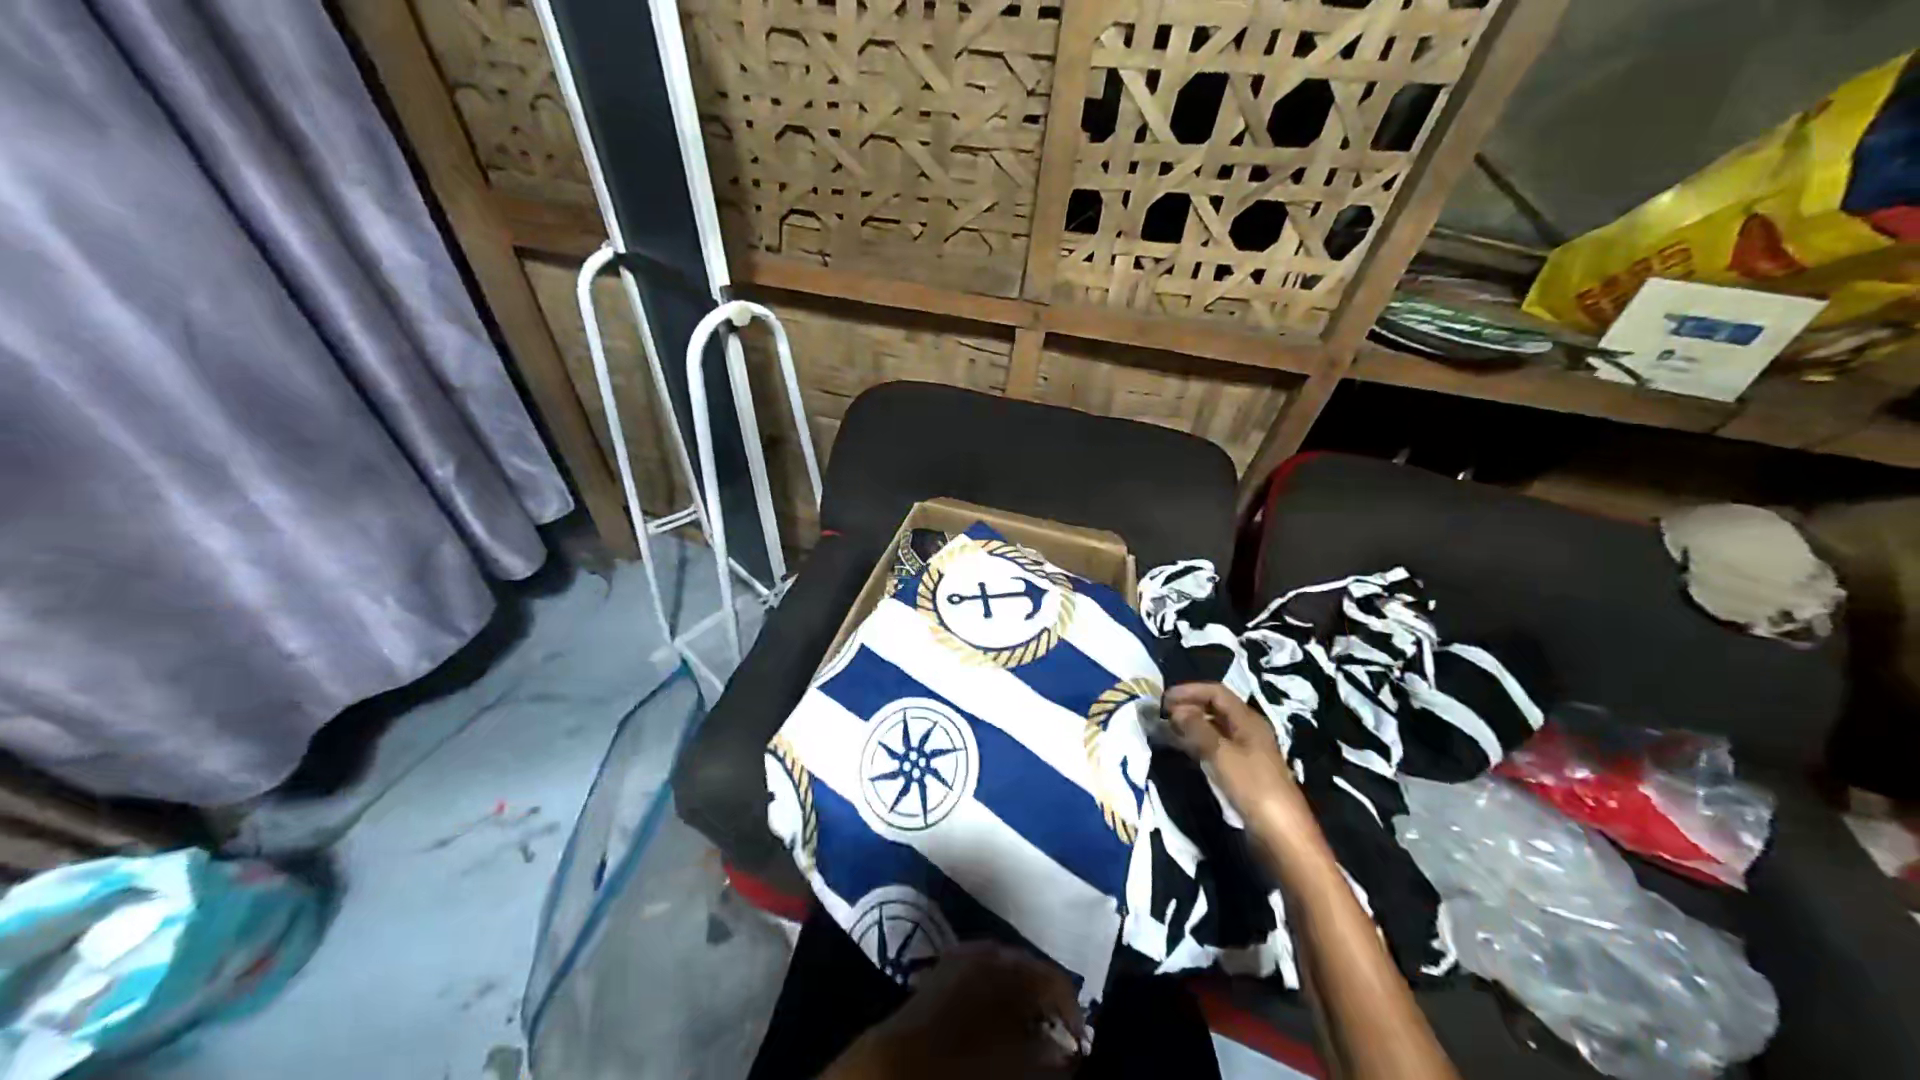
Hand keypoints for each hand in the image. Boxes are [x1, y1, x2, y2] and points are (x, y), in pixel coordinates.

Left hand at [827, 943, 1085, 1079]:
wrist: (898, 1067)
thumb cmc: (966, 1064)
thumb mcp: (1020, 1064)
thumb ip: (1053, 1057)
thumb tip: (1071, 1055)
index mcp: (1014, 968)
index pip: (1058, 981)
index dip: (1074, 1014)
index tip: (1079, 1045)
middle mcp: (991, 951)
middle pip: (1032, 972)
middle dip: (1046, 1003)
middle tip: (1056, 1038)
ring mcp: (963, 955)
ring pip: (1006, 971)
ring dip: (1020, 998)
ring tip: (1028, 1031)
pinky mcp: (942, 968)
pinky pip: (980, 974)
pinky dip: (994, 994)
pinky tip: (994, 1019)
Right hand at [1162, 682, 1308, 827]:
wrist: (1280, 832)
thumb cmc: (1251, 786)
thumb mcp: (1220, 753)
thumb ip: (1196, 728)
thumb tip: (1176, 710)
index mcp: (1248, 720)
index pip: (1216, 692)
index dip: (1189, 690)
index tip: (1163, 699)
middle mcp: (1248, 731)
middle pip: (1215, 708)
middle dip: (1188, 707)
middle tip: (1162, 715)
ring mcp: (1246, 752)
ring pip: (1214, 729)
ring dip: (1190, 726)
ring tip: (1166, 731)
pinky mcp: (1241, 771)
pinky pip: (1215, 748)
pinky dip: (1197, 744)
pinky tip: (1183, 750)